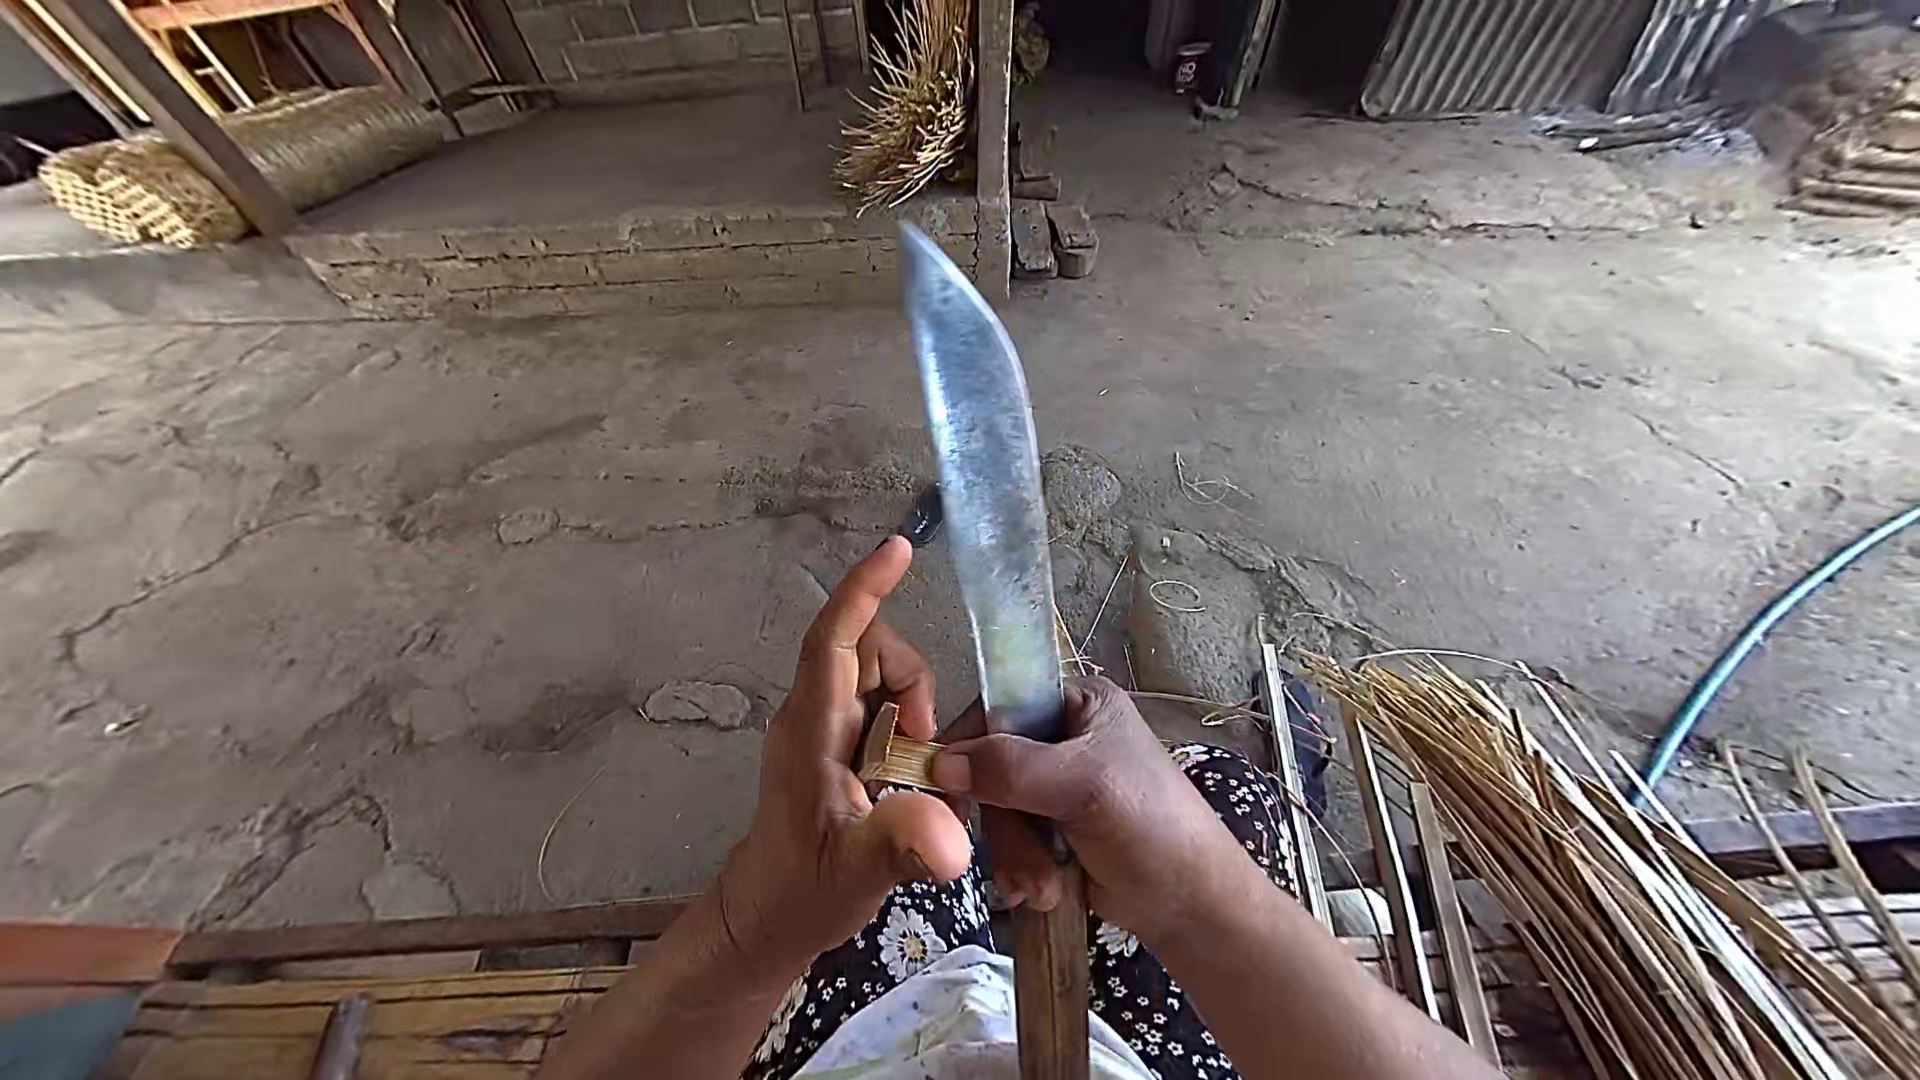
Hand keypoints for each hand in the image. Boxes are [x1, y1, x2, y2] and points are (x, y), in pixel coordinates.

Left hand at [717, 536, 972, 972]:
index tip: (897, 550)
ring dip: (915, 705)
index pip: (833, 638)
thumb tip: (954, 839)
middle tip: (922, 748)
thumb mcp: (855, 875)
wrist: (768, 913)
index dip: (862, 589)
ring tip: (919, 766)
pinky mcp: (840, 734)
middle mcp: (817, 710)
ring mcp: (828, 721)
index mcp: (812, 728)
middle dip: (912, 681)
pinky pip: (884, 697)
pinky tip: (910, 770)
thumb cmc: (801, 890)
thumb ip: (900, 846)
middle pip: (870, 646)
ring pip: (883, 669)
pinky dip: (909, 721)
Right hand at [930, 676, 1254, 946]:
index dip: (971, 742)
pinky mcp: (1048, 824)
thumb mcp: (1085, 785)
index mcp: (1076, 701)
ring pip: (997, 806)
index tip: (949, 783)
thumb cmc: (1152, 827)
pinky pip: (1008, 836)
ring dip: (1014, 851)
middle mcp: (1060, 734)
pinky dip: (1018, 866)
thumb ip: (1014, 768)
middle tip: (1023, 859)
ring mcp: (1053, 782)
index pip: (1001, 704)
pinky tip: (1041, 888)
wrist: (1192, 908)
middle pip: (992, 762)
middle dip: (1005, 819)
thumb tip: (942, 764)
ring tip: (1042, 883)